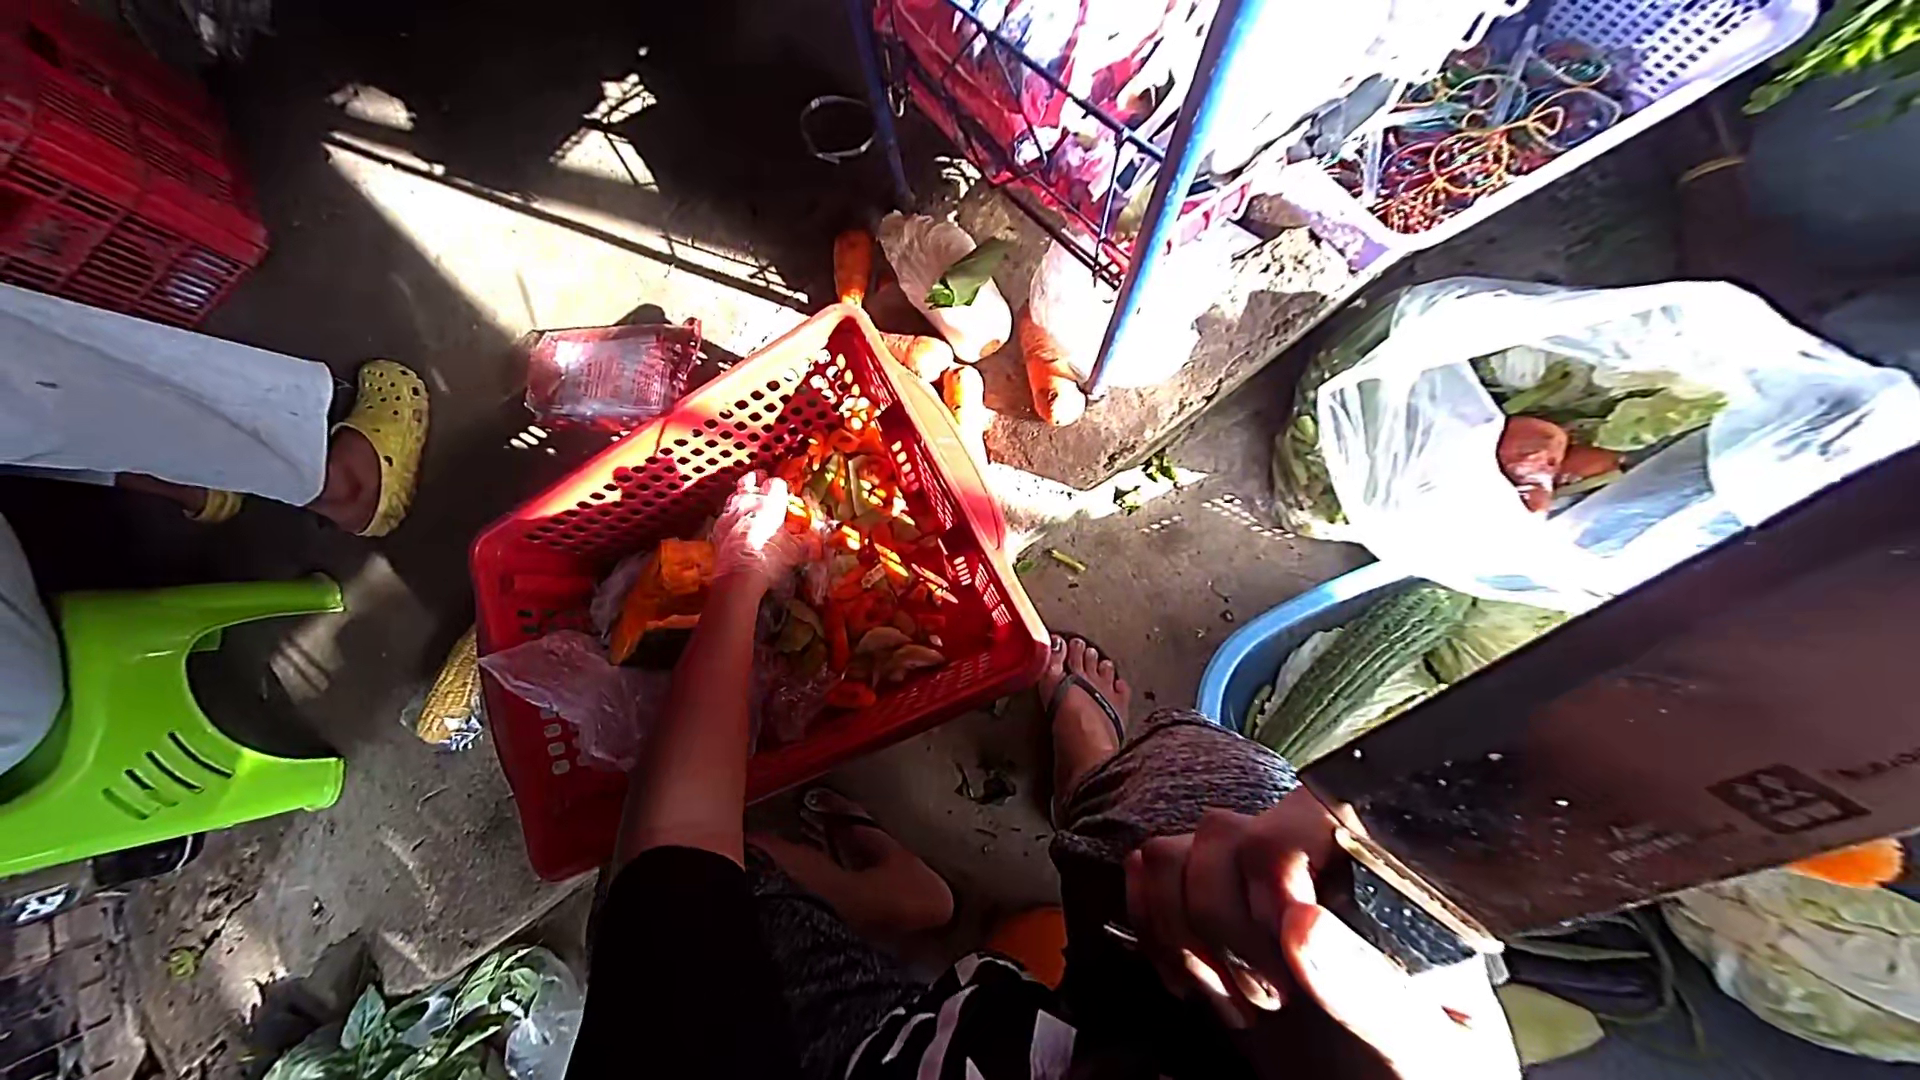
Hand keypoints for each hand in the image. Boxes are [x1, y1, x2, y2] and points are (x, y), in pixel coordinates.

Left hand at [710, 472, 812, 587]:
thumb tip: (815, 543)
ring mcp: (730, 512)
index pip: (776, 483)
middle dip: (757, 480)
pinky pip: (725, 514)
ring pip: (735, 494)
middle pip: (750, 479)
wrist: (738, 575)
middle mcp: (748, 501)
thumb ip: (804, 543)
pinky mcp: (717, 527)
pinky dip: (732, 516)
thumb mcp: (795, 552)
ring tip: (750, 505)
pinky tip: (737, 525)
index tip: (786, 496)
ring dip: (742, 497)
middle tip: (763, 485)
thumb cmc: (771, 557)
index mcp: (770, 501)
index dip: (781, 488)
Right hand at [1123, 792, 1516, 1079]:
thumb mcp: (1430, 1053)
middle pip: (1219, 837)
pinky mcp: (1198, 899)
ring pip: (1169, 852)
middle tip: (1274, 999)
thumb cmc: (1421, 1074)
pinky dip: (1151, 928)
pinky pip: (1143, 876)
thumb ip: (1375, 994)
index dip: (1276, 883)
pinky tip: (1190, 979)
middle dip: (1230, 929)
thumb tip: (1301, 925)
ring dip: (1183, 933)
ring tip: (1230, 992)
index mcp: (1368, 868)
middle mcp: (1295, 849)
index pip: (1294, 820)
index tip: (1292, 965)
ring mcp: (1240, 873)